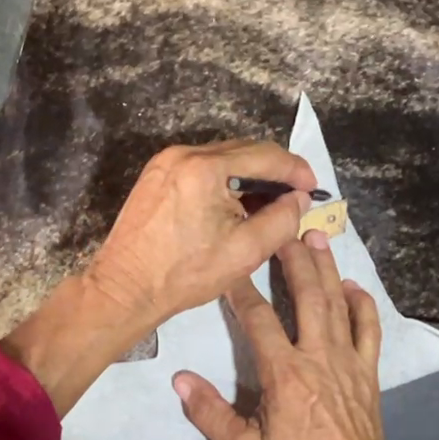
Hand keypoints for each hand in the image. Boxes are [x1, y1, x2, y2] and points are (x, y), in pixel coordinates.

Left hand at [0, 140, 314, 417]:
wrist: (125, 288)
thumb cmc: (185, 274)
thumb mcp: (246, 251)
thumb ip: (282, 220)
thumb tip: (300, 200)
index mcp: (206, 168)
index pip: (266, 155)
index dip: (296, 170)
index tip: (313, 189)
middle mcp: (183, 154)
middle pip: (243, 151)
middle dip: (273, 173)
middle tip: (293, 200)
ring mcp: (165, 163)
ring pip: (222, 159)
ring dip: (248, 177)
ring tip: (266, 207)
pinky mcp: (155, 176)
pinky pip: (201, 169)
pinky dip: (223, 182)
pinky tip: (233, 208)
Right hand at [172, 230, 415, 439]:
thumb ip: (210, 413)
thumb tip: (179, 380)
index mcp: (285, 374)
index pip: (259, 319)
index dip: (242, 290)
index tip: (229, 266)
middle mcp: (318, 358)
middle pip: (307, 297)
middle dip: (293, 259)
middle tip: (283, 229)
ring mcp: (349, 362)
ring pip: (338, 305)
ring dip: (327, 269)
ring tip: (316, 238)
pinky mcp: (369, 372)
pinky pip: (370, 330)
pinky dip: (362, 305)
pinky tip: (353, 286)